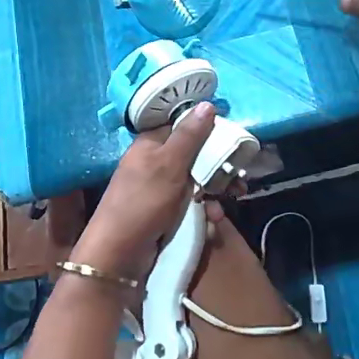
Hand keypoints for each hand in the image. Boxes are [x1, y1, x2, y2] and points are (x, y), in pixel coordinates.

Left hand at [73, 102, 216, 278]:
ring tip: (219, 214)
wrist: (119, 254)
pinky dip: (202, 216)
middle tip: (238, 185)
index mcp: (151, 145)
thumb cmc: (143, 201)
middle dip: (219, 172)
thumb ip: (190, 135)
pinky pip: (191, 208)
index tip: (233, 144)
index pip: (184, 127)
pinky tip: (207, 227)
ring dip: (214, 199)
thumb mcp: (169, 164)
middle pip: (196, 158)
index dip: (210, 133)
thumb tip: (207, 104)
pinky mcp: (165, 215)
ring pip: (198, 186)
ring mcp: (160, 191)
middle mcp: (156, 164)